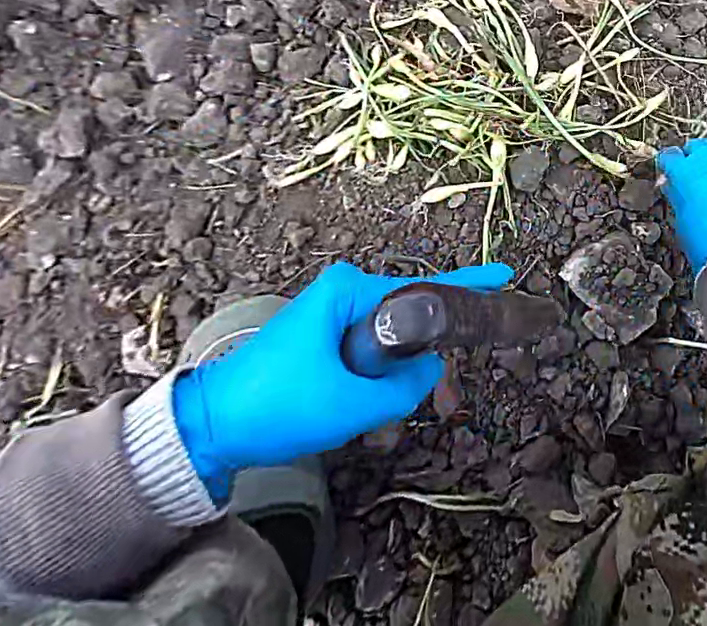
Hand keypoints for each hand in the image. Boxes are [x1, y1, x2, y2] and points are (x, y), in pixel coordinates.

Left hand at [173, 260, 512, 497]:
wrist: (205, 431)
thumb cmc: (275, 405)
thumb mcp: (349, 404)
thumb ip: (404, 388)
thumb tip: (432, 372)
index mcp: (347, 291)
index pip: (422, 285)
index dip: (468, 284)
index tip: (502, 276)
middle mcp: (344, 293)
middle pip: (410, 318)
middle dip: (431, 357)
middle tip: (451, 394)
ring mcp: (333, 315)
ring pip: (391, 341)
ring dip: (403, 378)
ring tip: (405, 415)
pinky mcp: (325, 338)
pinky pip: (370, 352)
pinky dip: (381, 380)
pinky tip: (380, 411)